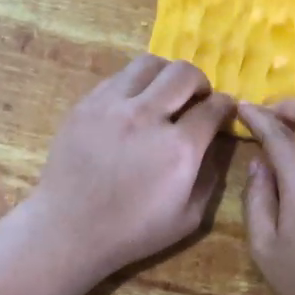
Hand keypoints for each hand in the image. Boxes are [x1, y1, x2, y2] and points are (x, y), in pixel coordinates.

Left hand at [29, 55, 233, 276]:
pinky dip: (134, 85)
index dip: (225, 106)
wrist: (69, 228)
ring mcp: (113, 105)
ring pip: (149, 64)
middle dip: (200, 83)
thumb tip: (217, 144)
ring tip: (163, 94)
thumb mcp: (188, 217)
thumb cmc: (132, 231)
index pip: (214, 107)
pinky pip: (118, 77)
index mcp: (179, 148)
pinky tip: (132, 105)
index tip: (222, 112)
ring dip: (165, 75)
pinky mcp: (86, 103)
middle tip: (196, 100)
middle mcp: (148, 116)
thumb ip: (210, 176)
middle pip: (184, 73)